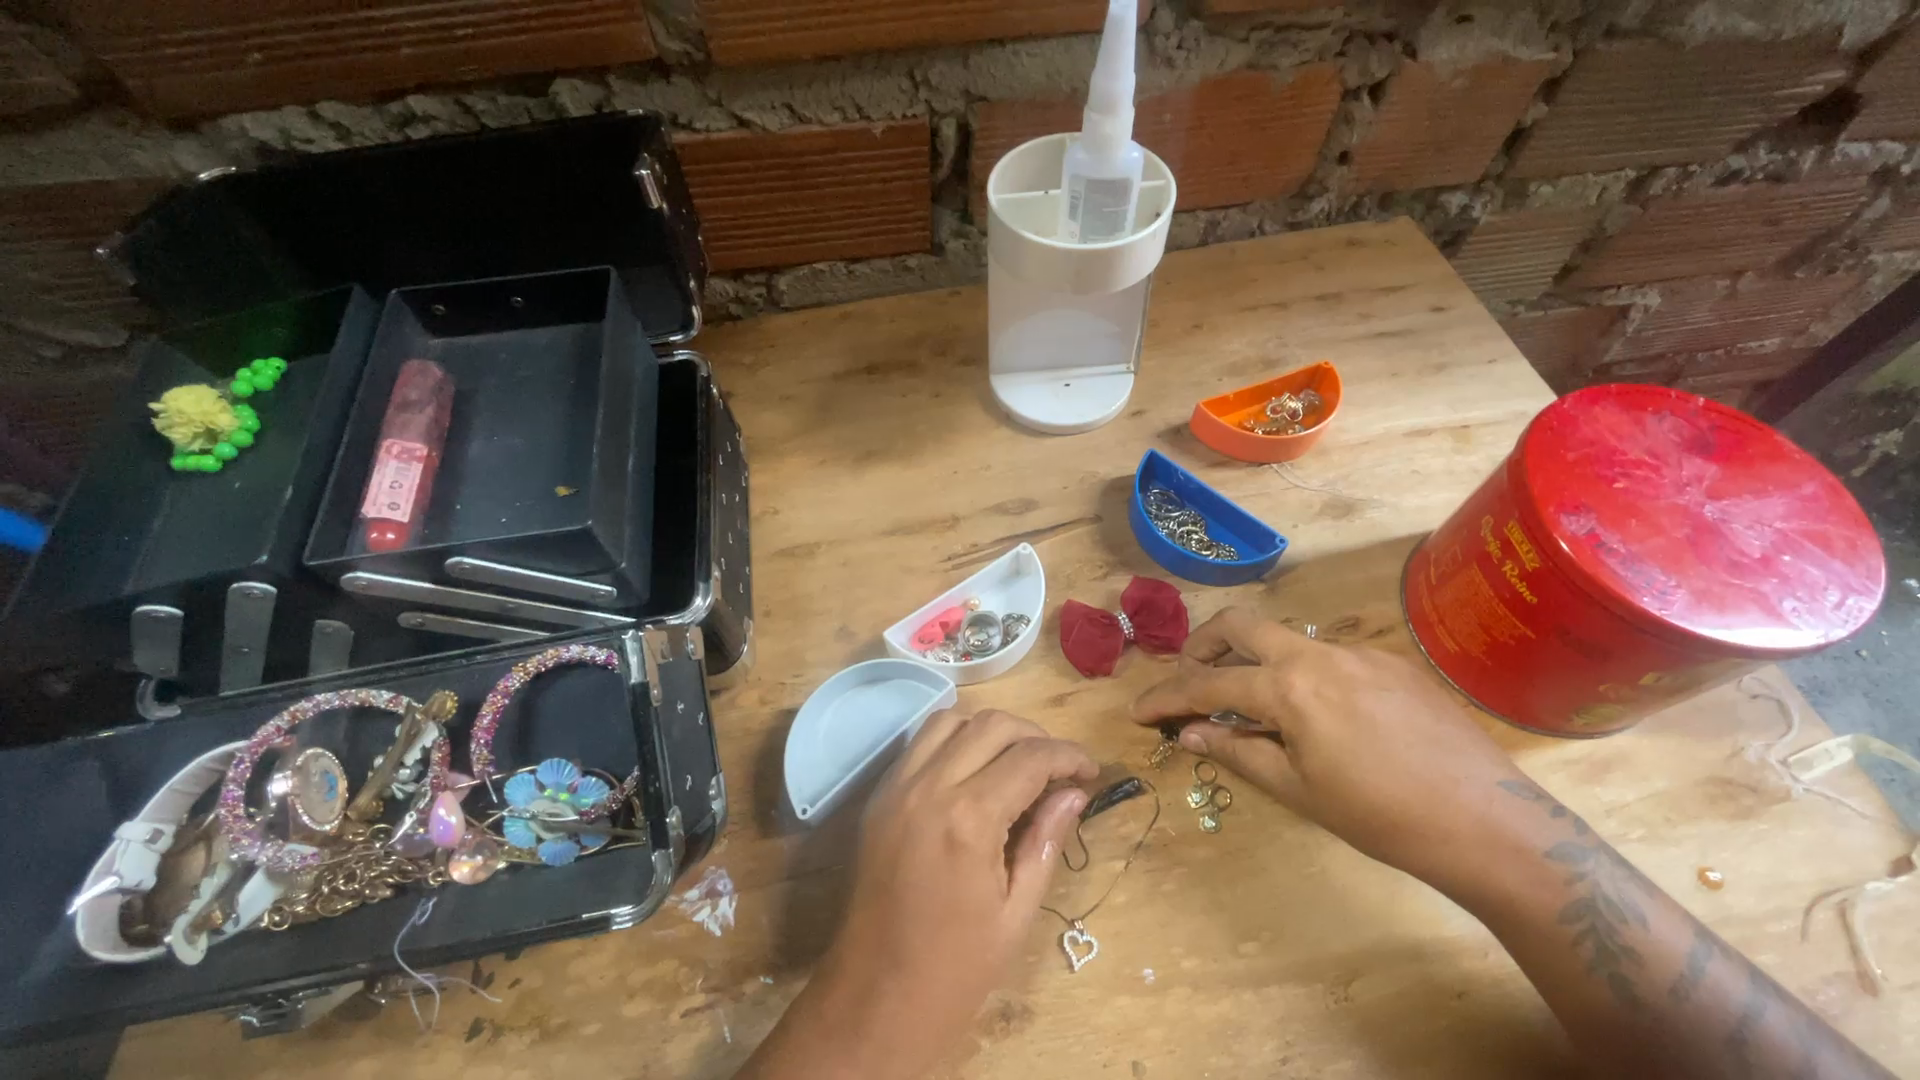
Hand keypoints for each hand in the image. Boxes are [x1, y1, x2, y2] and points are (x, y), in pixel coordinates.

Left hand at [742, 709, 1095, 1079]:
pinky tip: (975, 772)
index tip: (1091, 771)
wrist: (875, 996)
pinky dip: (954, 740)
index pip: (1031, 757)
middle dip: (1035, 737)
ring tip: (1017, 764)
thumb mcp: (1017, 912)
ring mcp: (896, 787)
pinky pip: (919, 743)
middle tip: (1059, 770)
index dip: (1070, 756)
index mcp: (969, 819)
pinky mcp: (878, 796)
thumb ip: (1046, 840)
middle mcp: (929, 787)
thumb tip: (1075, 791)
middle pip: (992, 724)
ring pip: (951, 720)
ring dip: (991, 731)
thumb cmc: (956, 968)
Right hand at [1131, 607, 1525, 889]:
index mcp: (1289, 687)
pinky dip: (1300, 672)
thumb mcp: (1297, 789)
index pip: (1207, 684)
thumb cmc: (1380, 816)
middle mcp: (1319, 654)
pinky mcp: (1393, 663)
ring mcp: (1360, 653)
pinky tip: (1316, 714)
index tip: (1138, 711)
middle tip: (1189, 679)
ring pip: (1286, 636)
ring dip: (1252, 657)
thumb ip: (1237, 751)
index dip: (1166, 697)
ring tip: (1249, 700)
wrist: (1486, 822)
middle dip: (1201, 646)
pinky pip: (1329, 655)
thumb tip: (1189, 733)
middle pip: (1240, 625)